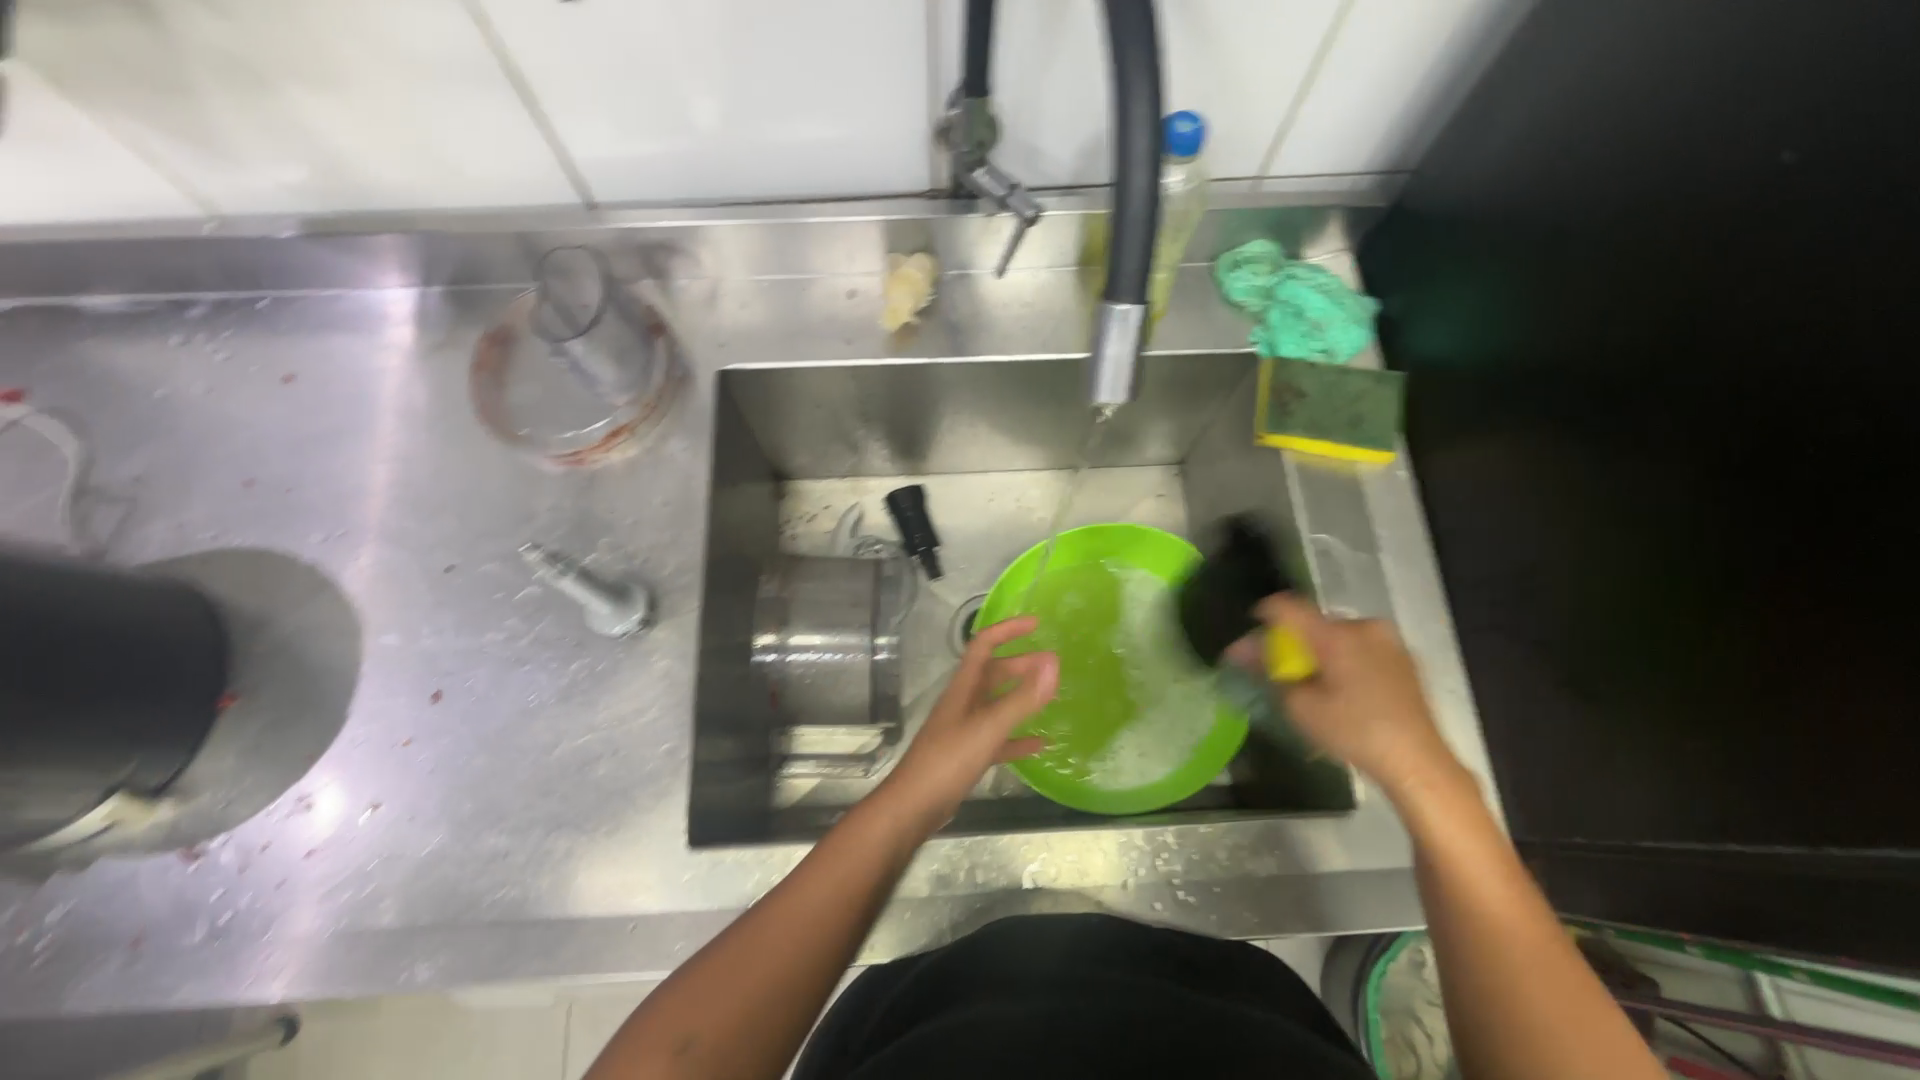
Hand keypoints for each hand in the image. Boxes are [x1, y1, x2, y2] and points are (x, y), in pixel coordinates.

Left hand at [872, 615, 1057, 830]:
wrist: (914, 805)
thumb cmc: (948, 760)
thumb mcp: (989, 727)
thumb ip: (1022, 697)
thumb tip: (1053, 661)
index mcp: (963, 687)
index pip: (984, 645)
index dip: (1008, 630)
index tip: (1037, 624)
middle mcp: (963, 702)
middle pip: (993, 673)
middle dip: (1022, 664)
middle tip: (1053, 666)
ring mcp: (964, 729)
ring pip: (997, 704)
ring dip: (1022, 698)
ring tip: (1051, 697)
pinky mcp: (967, 754)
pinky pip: (998, 739)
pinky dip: (1018, 738)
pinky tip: (1040, 745)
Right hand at [1233, 595, 1459, 794]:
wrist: (1417, 760)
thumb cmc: (1353, 733)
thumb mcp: (1300, 706)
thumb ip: (1268, 670)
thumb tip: (1239, 649)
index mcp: (1336, 635)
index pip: (1287, 607)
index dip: (1263, 617)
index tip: (1252, 642)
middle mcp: (1363, 627)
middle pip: (1314, 622)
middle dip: (1292, 642)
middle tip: (1280, 672)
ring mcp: (1389, 640)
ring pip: (1339, 636)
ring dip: (1320, 652)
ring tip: (1314, 685)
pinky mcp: (1404, 657)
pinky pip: (1362, 648)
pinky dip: (1345, 660)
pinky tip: (1344, 691)